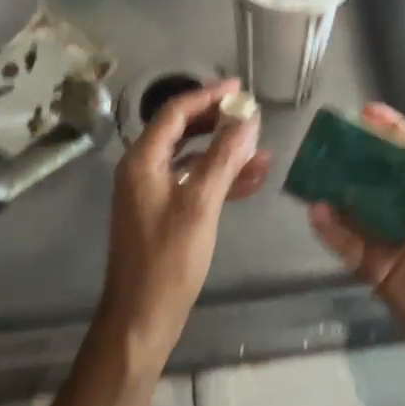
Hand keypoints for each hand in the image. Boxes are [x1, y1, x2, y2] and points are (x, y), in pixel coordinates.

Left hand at [99, 79, 272, 368]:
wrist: (142, 318)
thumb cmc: (168, 259)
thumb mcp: (201, 203)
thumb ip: (224, 157)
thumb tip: (247, 119)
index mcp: (142, 161)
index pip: (174, 113)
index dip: (207, 96)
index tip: (238, 88)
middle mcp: (143, 170)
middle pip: (182, 132)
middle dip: (218, 122)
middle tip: (251, 114)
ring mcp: (152, 193)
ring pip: (192, 159)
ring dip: (225, 152)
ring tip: (262, 149)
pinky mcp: (164, 215)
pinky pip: (194, 183)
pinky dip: (221, 178)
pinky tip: (253, 179)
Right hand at [308, 103, 404, 376]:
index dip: (390, 131)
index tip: (367, 111)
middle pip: (377, 176)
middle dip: (354, 156)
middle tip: (329, 136)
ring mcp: (391, 239)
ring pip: (356, 208)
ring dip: (335, 189)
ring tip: (312, 167)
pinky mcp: (376, 269)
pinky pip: (347, 245)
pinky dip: (330, 229)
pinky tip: (315, 210)